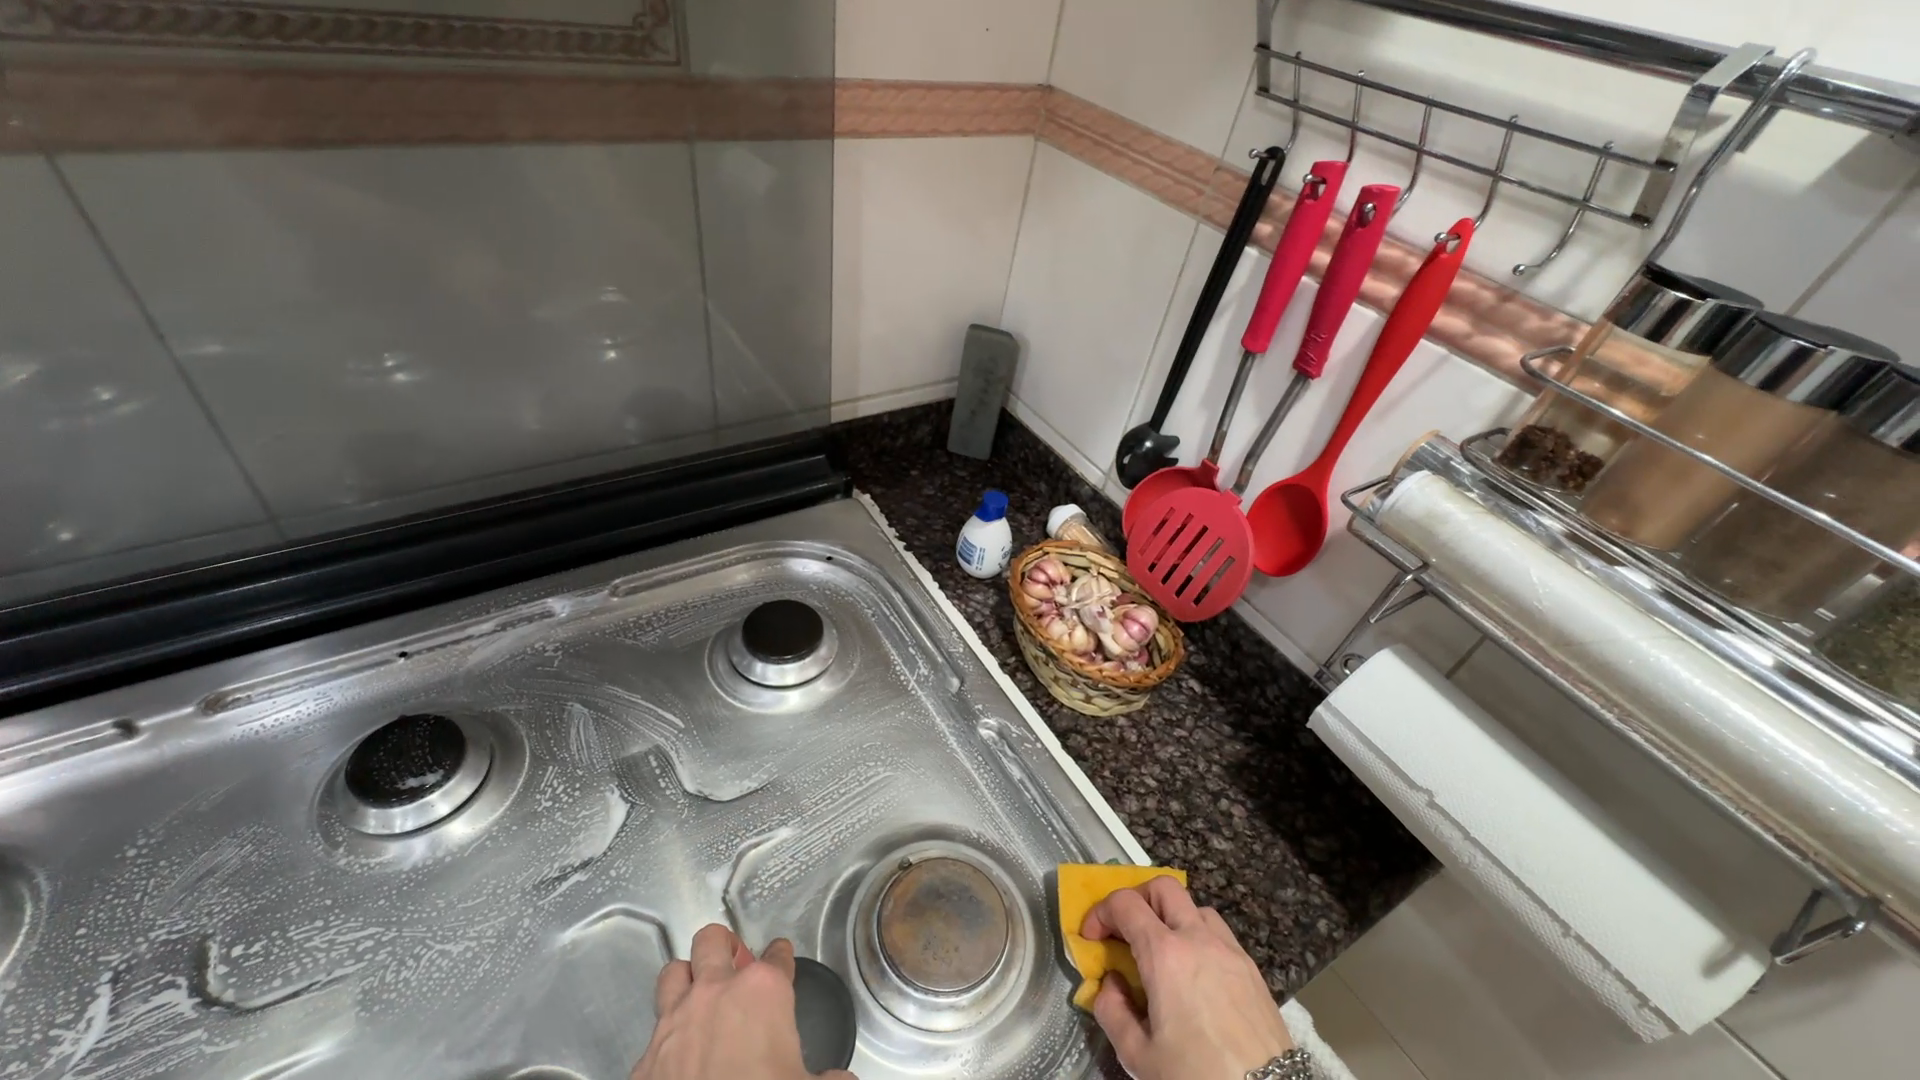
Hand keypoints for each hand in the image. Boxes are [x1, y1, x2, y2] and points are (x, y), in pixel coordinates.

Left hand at [631, 923, 855, 1079]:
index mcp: (763, 992)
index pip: (777, 956)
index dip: (782, 957)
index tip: (782, 958)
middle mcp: (716, 992)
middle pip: (712, 941)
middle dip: (724, 945)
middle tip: (734, 962)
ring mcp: (674, 1021)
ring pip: (673, 973)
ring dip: (686, 979)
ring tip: (698, 993)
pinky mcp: (645, 1059)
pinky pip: (653, 1034)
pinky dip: (665, 1039)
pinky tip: (676, 1057)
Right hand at [1082, 878, 1293, 1079]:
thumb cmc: (1197, 1077)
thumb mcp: (1138, 1056)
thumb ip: (1111, 1012)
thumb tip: (1111, 984)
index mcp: (1165, 955)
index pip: (1125, 904)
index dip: (1100, 912)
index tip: (1091, 938)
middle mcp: (1198, 939)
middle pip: (1163, 887)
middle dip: (1136, 899)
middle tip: (1124, 930)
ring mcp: (1230, 950)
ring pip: (1195, 907)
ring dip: (1170, 917)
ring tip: (1161, 953)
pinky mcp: (1252, 968)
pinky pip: (1219, 933)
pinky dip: (1197, 937)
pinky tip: (1194, 974)